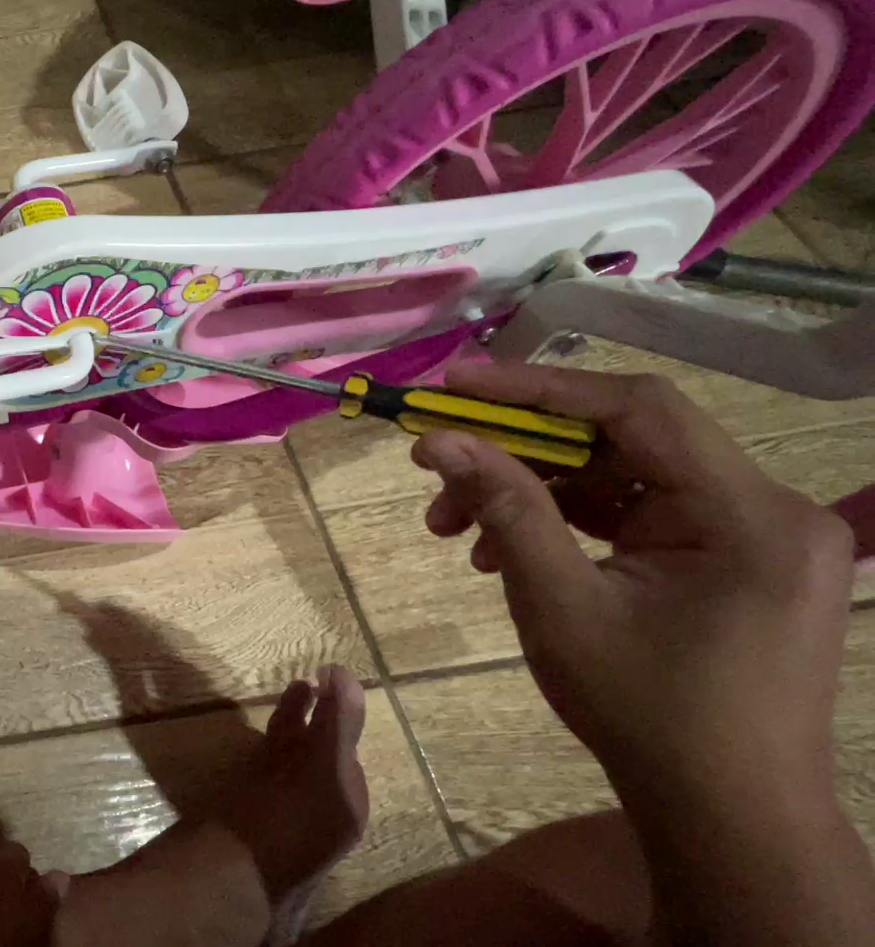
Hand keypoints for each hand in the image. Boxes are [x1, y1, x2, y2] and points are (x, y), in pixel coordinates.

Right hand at [410, 363, 855, 805]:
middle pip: (618, 441)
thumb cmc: (645, 710)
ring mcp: (741, 534)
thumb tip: (439, 440)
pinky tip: (495, 551)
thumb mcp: (558, 603)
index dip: (538, 388)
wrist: (721, 809)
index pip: (638, 410)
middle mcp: (761, 509)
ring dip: (523, 491)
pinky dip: (553, 521)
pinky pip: (622, 512)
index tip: (454, 385)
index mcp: (747, 515)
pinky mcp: (716, 557)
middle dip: (515, 452)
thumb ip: (505, 509)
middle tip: (433, 464)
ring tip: (449, 529)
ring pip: (610, 476)